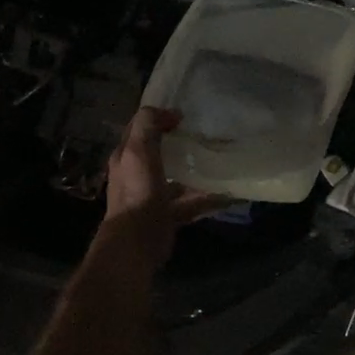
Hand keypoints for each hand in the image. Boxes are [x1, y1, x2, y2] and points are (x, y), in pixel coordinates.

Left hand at [101, 107, 222, 266]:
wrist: (137, 240)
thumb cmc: (137, 190)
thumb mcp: (138, 149)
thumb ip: (148, 124)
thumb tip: (171, 114)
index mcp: (126, 156)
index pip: (139, 128)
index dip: (158, 118)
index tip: (183, 115)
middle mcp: (137, 174)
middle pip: (158, 152)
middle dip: (178, 143)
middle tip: (204, 134)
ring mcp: (153, 196)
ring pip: (176, 177)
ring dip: (194, 170)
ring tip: (219, 160)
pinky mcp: (168, 215)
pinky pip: (191, 202)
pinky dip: (208, 198)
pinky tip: (228, 193)